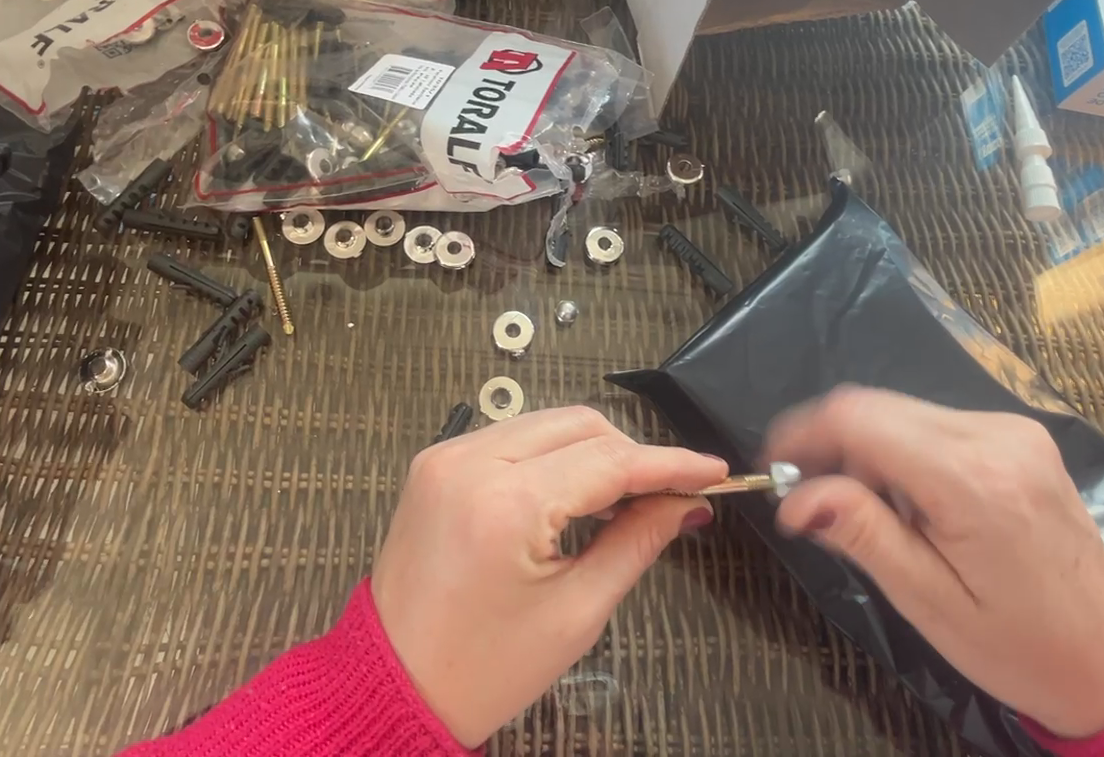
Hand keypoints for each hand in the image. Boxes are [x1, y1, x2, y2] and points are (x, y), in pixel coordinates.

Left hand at [370, 406, 726, 746]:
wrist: (391, 682)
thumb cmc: (485, 667)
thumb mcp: (576, 612)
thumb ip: (637, 541)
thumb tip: (684, 503)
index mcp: (505, 503)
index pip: (607, 459)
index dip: (669, 462)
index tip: (712, 470)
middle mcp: (471, 459)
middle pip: (578, 423)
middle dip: (630, 452)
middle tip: (668, 493)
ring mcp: (447, 452)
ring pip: (546, 422)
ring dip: (592, 448)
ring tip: (624, 495)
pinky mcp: (437, 459)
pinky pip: (512, 436)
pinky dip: (551, 453)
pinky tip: (571, 490)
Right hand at [764, 387, 1103, 739]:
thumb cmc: (1019, 647)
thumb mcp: (927, 601)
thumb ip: (860, 533)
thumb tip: (792, 497)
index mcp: (974, 480)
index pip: (859, 418)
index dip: (801, 432)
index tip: (773, 467)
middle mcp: (995, 435)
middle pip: (874, 407)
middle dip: (827, 443)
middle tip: (808, 495)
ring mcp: (1010, 428)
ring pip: (896, 409)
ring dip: (862, 449)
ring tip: (865, 509)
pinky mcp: (1013, 433)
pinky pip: (927, 421)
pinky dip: (896, 450)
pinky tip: (904, 497)